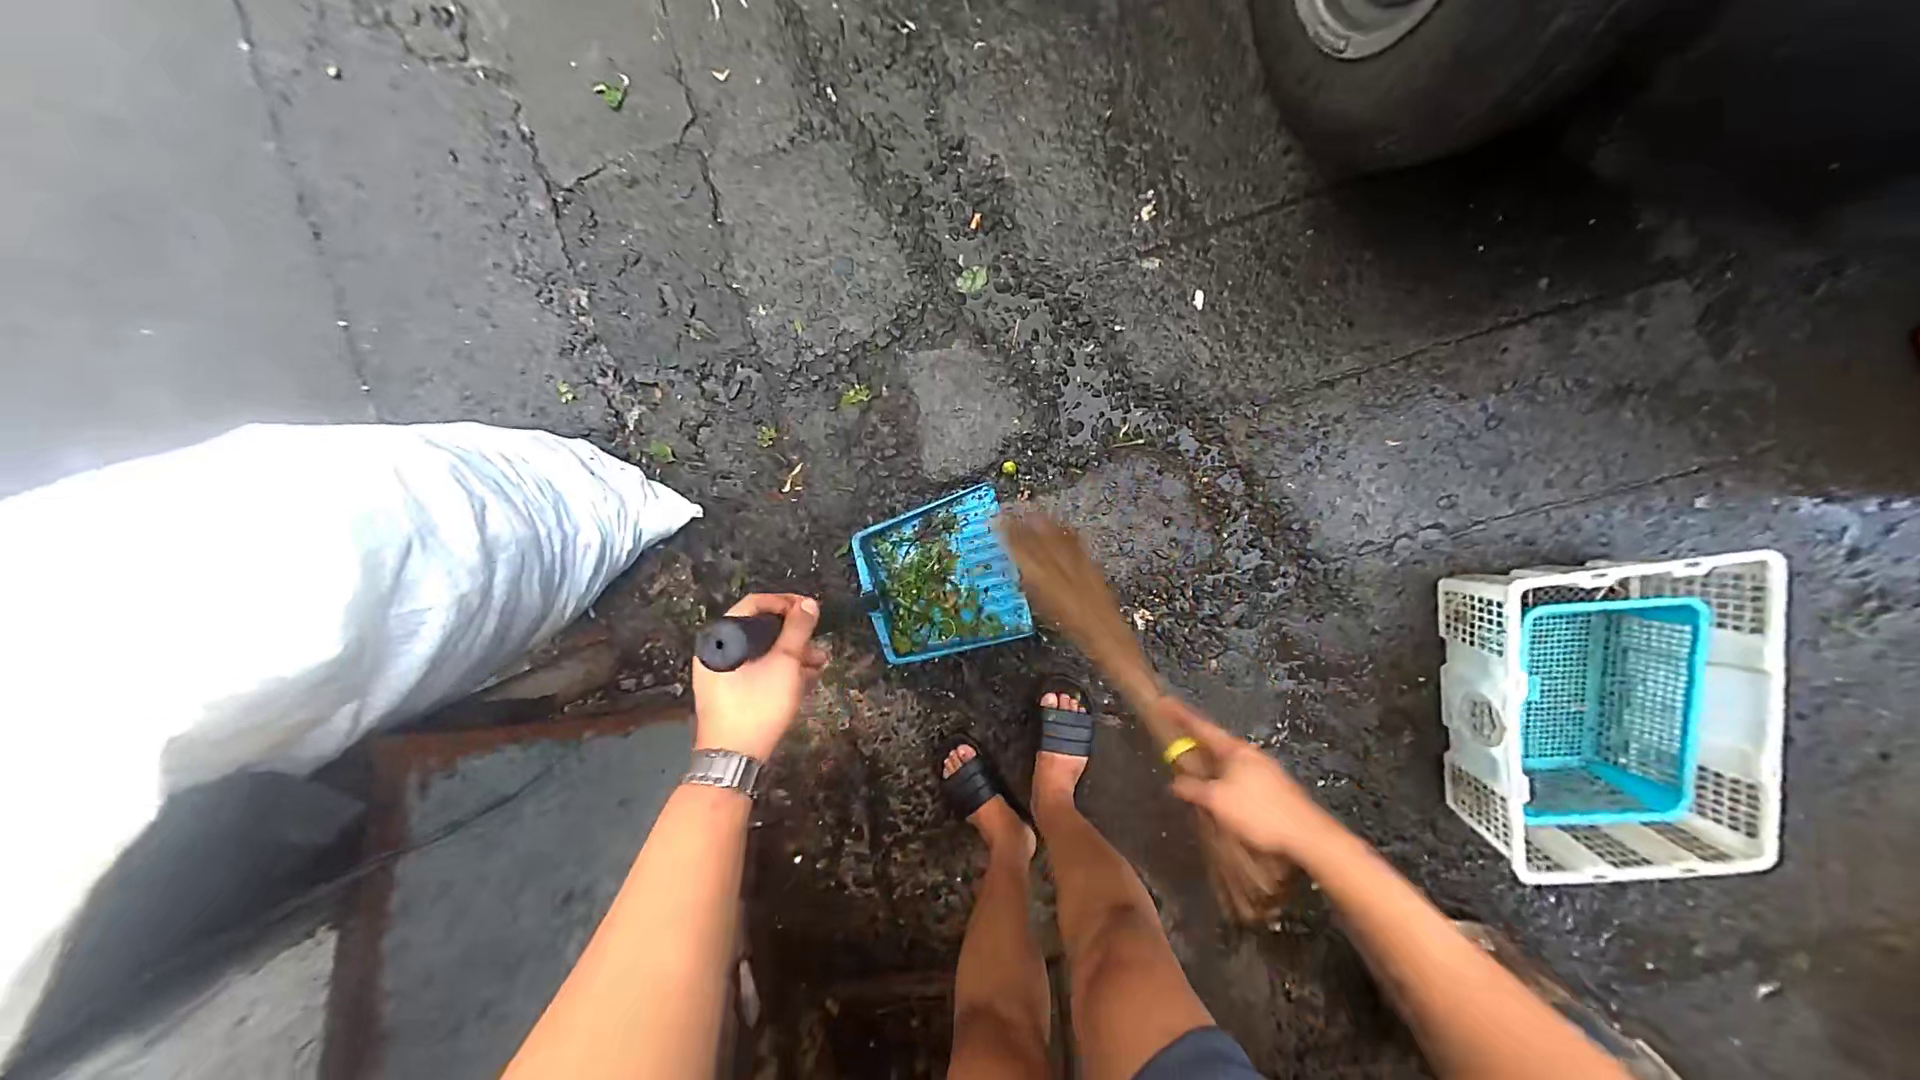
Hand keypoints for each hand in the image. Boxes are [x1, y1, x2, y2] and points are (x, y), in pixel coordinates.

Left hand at [691, 594, 827, 760]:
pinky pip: (755, 669)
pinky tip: (804, 678)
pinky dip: (779, 669)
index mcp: (721, 637)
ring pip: (760, 651)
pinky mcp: (728, 691)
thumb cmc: (758, 705)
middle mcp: (716, 650)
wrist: (733, 758)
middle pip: (759, 628)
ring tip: (819, 663)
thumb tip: (809, 603)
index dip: (786, 602)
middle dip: (794, 634)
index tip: (811, 609)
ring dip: (792, 653)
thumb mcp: (786, 663)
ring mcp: (719, 672)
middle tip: (818, 641)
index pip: (755, 603)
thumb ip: (798, 629)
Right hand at [1163, 698, 1345, 860]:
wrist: (1308, 835)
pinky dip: (1225, 779)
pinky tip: (1224, 797)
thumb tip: (1175, 782)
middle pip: (1215, 743)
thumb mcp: (1217, 801)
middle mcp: (1249, 753)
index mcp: (1234, 750)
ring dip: (1211, 766)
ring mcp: (1265, 768)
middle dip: (1195, 744)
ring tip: (1198, 778)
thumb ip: (1193, 788)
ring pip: (1229, 762)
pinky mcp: (1274, 786)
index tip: (1164, 703)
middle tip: (1177, 747)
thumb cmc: (1259, 812)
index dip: (1181, 715)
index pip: (1201, 727)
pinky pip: (1241, 775)